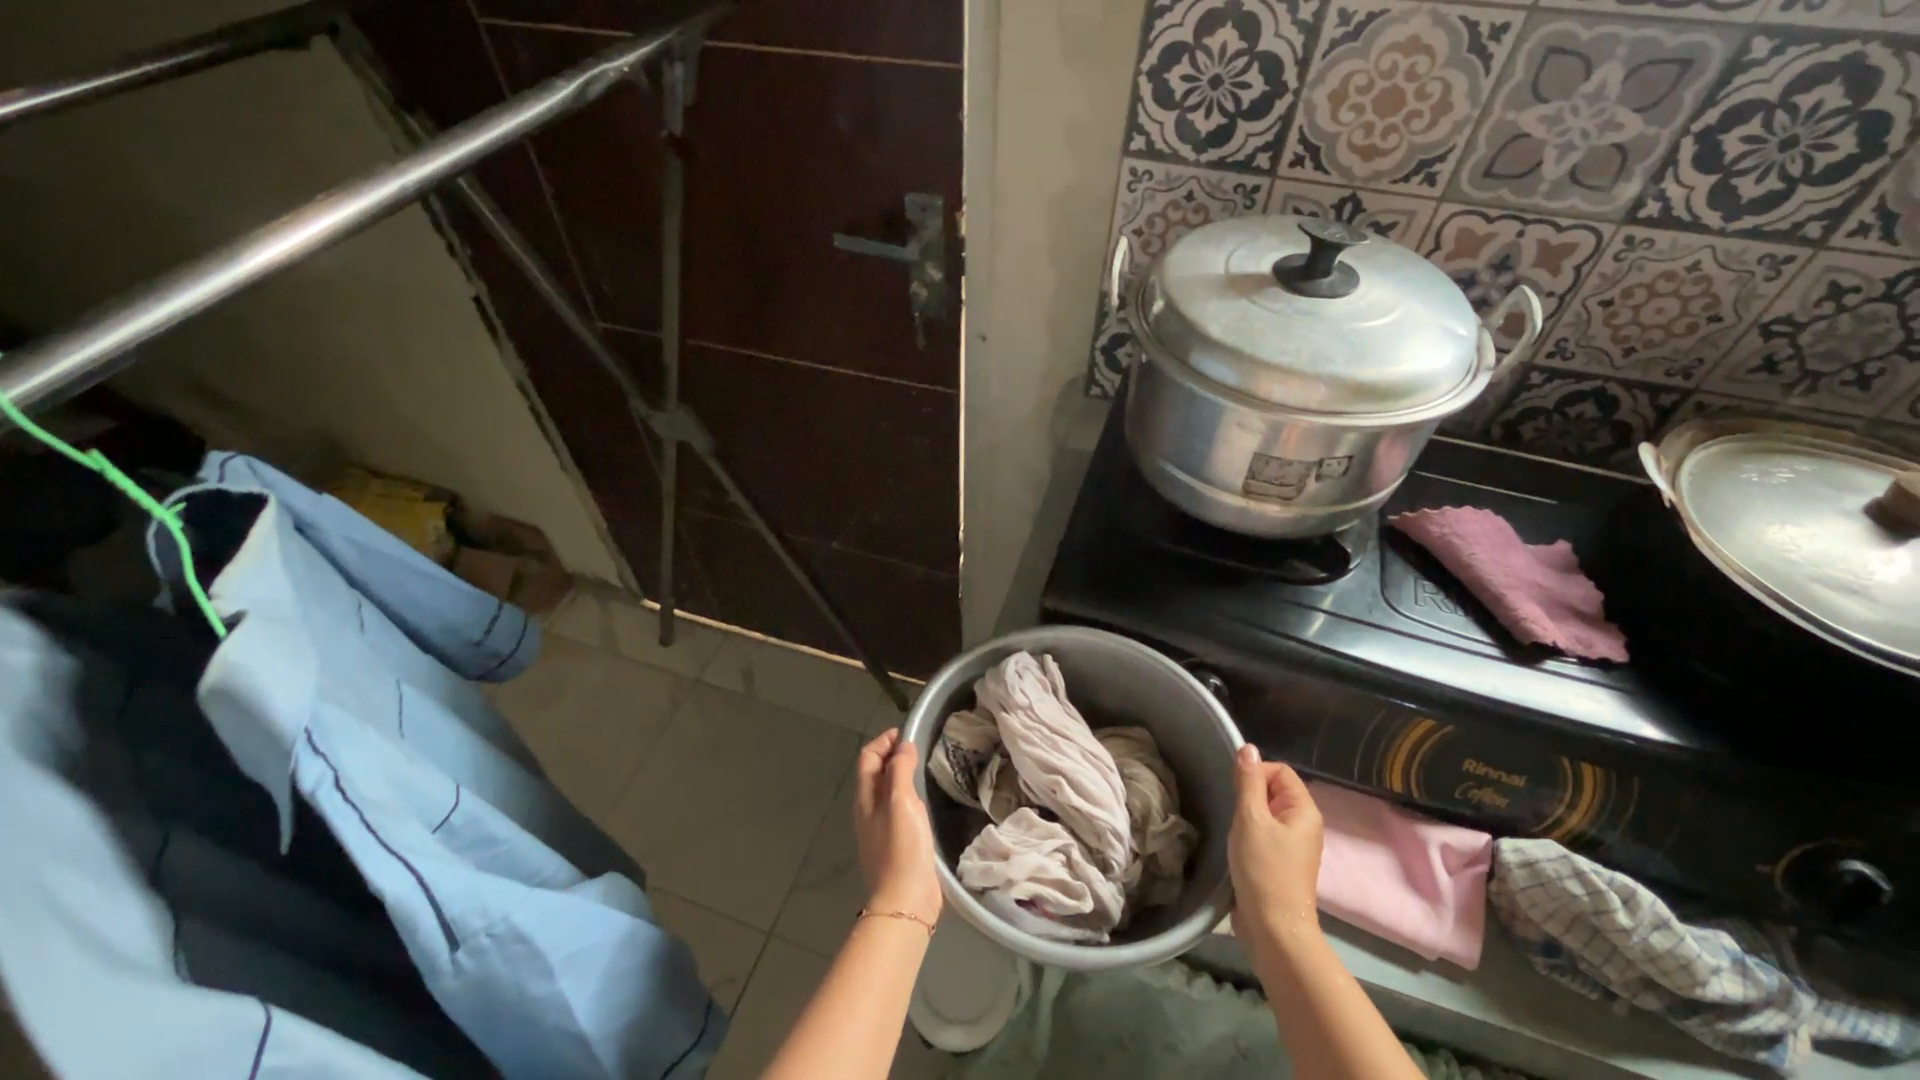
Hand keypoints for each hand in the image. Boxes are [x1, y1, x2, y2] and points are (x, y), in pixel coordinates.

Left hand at [854, 729, 942, 923]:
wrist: (906, 898)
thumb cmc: (902, 847)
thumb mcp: (901, 802)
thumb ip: (900, 771)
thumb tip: (903, 746)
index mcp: (865, 798)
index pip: (868, 758)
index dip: (884, 741)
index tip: (906, 733)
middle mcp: (869, 810)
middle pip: (875, 772)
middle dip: (892, 754)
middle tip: (918, 746)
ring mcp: (882, 827)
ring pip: (887, 790)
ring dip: (901, 774)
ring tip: (924, 767)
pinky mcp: (897, 842)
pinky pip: (899, 808)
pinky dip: (909, 794)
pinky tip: (926, 799)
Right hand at [1229, 744, 1323, 941]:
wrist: (1274, 927)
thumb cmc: (1263, 869)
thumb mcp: (1251, 819)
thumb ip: (1248, 782)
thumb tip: (1247, 748)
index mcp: (1304, 810)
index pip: (1280, 771)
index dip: (1255, 773)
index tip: (1235, 793)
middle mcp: (1305, 824)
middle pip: (1274, 790)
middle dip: (1249, 797)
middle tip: (1234, 816)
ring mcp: (1295, 845)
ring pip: (1267, 814)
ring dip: (1247, 818)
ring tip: (1235, 834)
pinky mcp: (1282, 862)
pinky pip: (1265, 834)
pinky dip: (1249, 835)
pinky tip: (1238, 849)